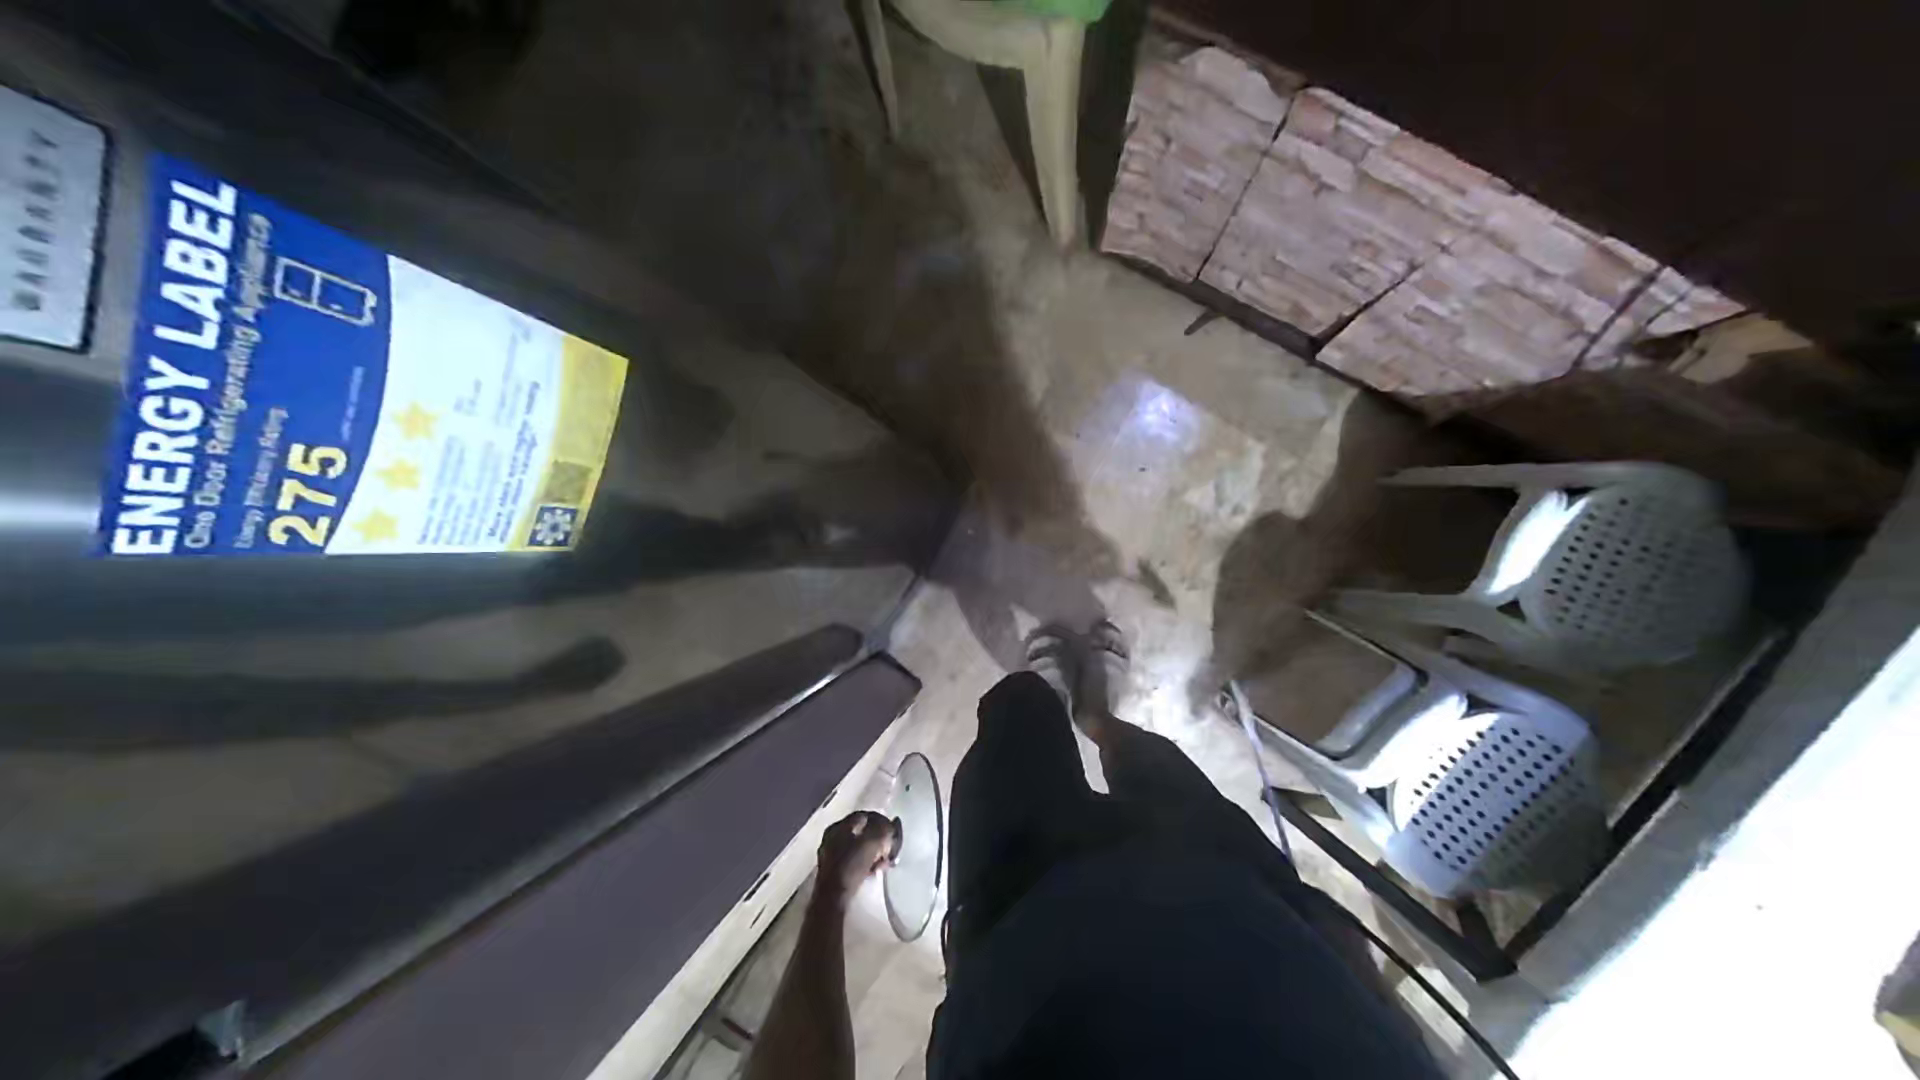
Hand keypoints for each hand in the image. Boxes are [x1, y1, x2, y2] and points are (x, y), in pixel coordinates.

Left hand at [814, 810, 896, 912]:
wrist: (832, 900)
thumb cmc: (850, 867)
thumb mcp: (872, 843)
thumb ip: (884, 829)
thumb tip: (893, 824)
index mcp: (838, 826)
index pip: (864, 816)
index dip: (882, 821)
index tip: (893, 832)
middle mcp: (832, 837)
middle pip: (862, 832)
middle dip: (879, 840)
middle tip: (890, 849)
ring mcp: (831, 855)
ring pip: (859, 848)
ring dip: (874, 853)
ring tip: (885, 863)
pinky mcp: (834, 873)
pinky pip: (855, 862)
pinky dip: (866, 864)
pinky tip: (875, 871)